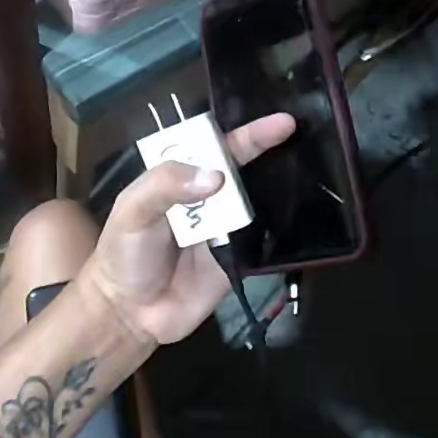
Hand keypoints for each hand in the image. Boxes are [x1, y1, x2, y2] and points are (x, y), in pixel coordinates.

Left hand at [79, 113, 296, 343]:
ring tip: (313, 160)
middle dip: (269, 147)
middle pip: (241, 166)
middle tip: (301, 129)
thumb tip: (218, 176)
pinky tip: (308, 206)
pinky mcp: (240, 255)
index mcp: (177, 176)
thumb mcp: (132, 210)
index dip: (244, 132)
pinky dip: (284, 222)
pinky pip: (265, 236)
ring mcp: (225, 224)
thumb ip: (165, 184)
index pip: (213, 145)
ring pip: (257, 196)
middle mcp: (205, 195)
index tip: (281, 122)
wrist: (132, 314)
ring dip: (281, 181)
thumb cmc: (124, 253)